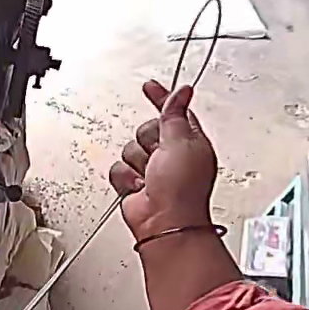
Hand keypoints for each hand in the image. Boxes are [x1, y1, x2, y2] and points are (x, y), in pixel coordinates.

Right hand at [108, 81, 216, 240]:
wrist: (165, 223)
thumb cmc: (183, 189)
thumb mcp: (182, 142)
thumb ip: (175, 114)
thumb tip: (182, 92)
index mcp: (190, 142)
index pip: (173, 112)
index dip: (162, 98)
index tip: (150, 86)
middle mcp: (171, 156)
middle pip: (146, 130)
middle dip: (147, 141)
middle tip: (157, 156)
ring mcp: (151, 171)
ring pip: (130, 149)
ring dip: (137, 163)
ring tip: (149, 177)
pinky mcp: (134, 184)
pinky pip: (118, 169)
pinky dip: (125, 178)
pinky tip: (138, 187)